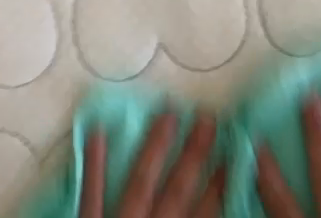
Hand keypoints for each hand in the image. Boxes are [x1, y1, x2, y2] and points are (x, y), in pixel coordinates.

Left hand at [81, 112, 224, 217]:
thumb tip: (223, 207)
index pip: (203, 215)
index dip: (218, 186)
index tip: (230, 154)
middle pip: (176, 191)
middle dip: (193, 154)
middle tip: (208, 116)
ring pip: (140, 184)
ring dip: (154, 148)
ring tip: (168, 112)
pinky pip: (90, 195)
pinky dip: (93, 164)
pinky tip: (98, 131)